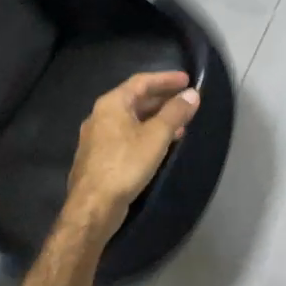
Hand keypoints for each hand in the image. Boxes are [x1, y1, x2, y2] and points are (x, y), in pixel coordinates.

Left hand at [62, 70, 200, 240]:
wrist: (93, 205)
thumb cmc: (125, 164)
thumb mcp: (156, 137)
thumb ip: (175, 113)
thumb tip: (192, 94)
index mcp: (111, 104)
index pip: (141, 82)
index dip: (165, 79)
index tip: (187, 80)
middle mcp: (100, 116)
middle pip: (135, 100)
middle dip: (162, 100)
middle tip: (185, 101)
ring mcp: (97, 138)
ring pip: (131, 120)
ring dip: (155, 119)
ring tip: (180, 125)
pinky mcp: (99, 158)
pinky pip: (126, 137)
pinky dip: (145, 134)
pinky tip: (159, 146)